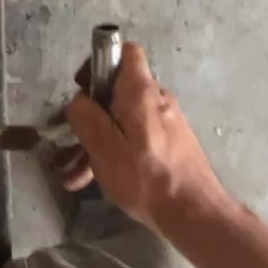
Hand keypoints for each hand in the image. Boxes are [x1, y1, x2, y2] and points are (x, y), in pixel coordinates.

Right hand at [63, 42, 236, 226]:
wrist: (194, 214)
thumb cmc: (145, 177)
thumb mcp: (103, 147)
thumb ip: (85, 116)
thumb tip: (80, 100)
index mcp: (141, 92)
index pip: (126, 52)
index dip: (100, 62)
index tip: (84, 89)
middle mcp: (157, 100)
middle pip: (118, 91)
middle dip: (91, 114)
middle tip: (72, 141)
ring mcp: (166, 122)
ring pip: (123, 120)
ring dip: (97, 141)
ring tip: (75, 173)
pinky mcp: (170, 143)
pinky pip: (134, 137)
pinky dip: (115, 152)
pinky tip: (94, 179)